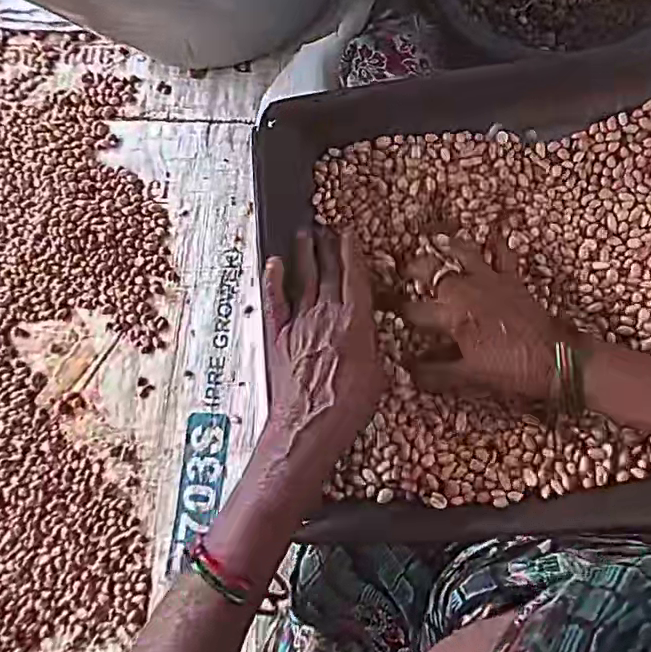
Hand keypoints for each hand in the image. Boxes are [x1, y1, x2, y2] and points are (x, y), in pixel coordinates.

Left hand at [261, 229, 384, 482]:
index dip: (351, 252)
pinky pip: (275, 300)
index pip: (355, 276)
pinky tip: (273, 264)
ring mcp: (299, 322)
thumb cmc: (347, 404)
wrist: (310, 423)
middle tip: (326, 228)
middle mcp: (326, 314)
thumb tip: (367, 338)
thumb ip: (370, 346)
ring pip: (303, 279)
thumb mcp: (377, 373)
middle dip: (328, 247)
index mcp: (355, 320)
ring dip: (304, 255)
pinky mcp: (278, 336)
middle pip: (328, 272)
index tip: (349, 234)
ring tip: (304, 235)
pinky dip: (273, 280)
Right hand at [401, 233, 565, 399]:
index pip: (413, 311)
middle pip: (432, 271)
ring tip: (438, 241)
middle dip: (414, 269)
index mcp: (452, 316)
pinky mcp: (513, 279)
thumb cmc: (511, 368)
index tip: (377, 305)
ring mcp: (491, 281)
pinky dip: (497, 243)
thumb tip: (408, 370)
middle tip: (403, 269)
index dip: (393, 309)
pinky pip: (503, 254)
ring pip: (464, 253)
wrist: (557, 358)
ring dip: (449, 246)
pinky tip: (493, 234)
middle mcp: (467, 291)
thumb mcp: (470, 375)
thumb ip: (436, 371)